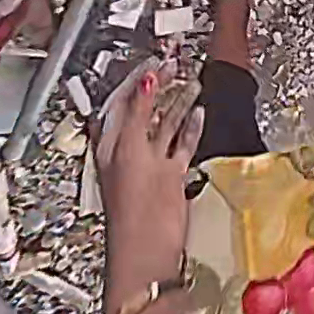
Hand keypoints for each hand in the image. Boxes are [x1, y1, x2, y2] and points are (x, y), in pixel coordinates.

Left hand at [97, 58, 203, 308]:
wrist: (149, 254)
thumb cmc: (134, 209)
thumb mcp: (132, 151)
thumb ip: (139, 114)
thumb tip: (146, 80)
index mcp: (113, 143)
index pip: (124, 100)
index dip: (137, 78)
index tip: (155, 60)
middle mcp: (131, 149)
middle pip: (146, 108)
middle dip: (159, 86)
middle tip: (176, 64)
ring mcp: (152, 163)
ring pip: (166, 123)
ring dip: (179, 102)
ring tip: (193, 81)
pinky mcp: (171, 176)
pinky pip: (182, 144)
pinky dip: (191, 128)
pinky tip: (200, 114)